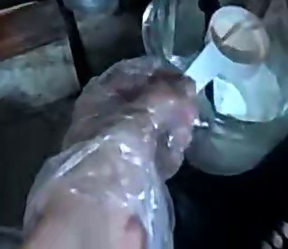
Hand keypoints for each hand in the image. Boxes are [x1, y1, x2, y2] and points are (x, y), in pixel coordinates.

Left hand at [24, 59, 197, 248]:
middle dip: (172, 103)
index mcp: (102, 93)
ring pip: (156, 128)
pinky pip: (158, 155)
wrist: (97, 213)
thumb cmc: (111, 150)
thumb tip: (188, 85)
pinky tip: (178, 153)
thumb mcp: (138, 113)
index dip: (161, 73)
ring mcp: (122, 147)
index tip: (186, 79)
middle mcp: (110, 116)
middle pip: (148, 101)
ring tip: (185, 133)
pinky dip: (170, 152)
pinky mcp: (135, 175)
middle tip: (191, 109)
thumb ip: (166, 95)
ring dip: (174, 128)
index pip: (136, 72)